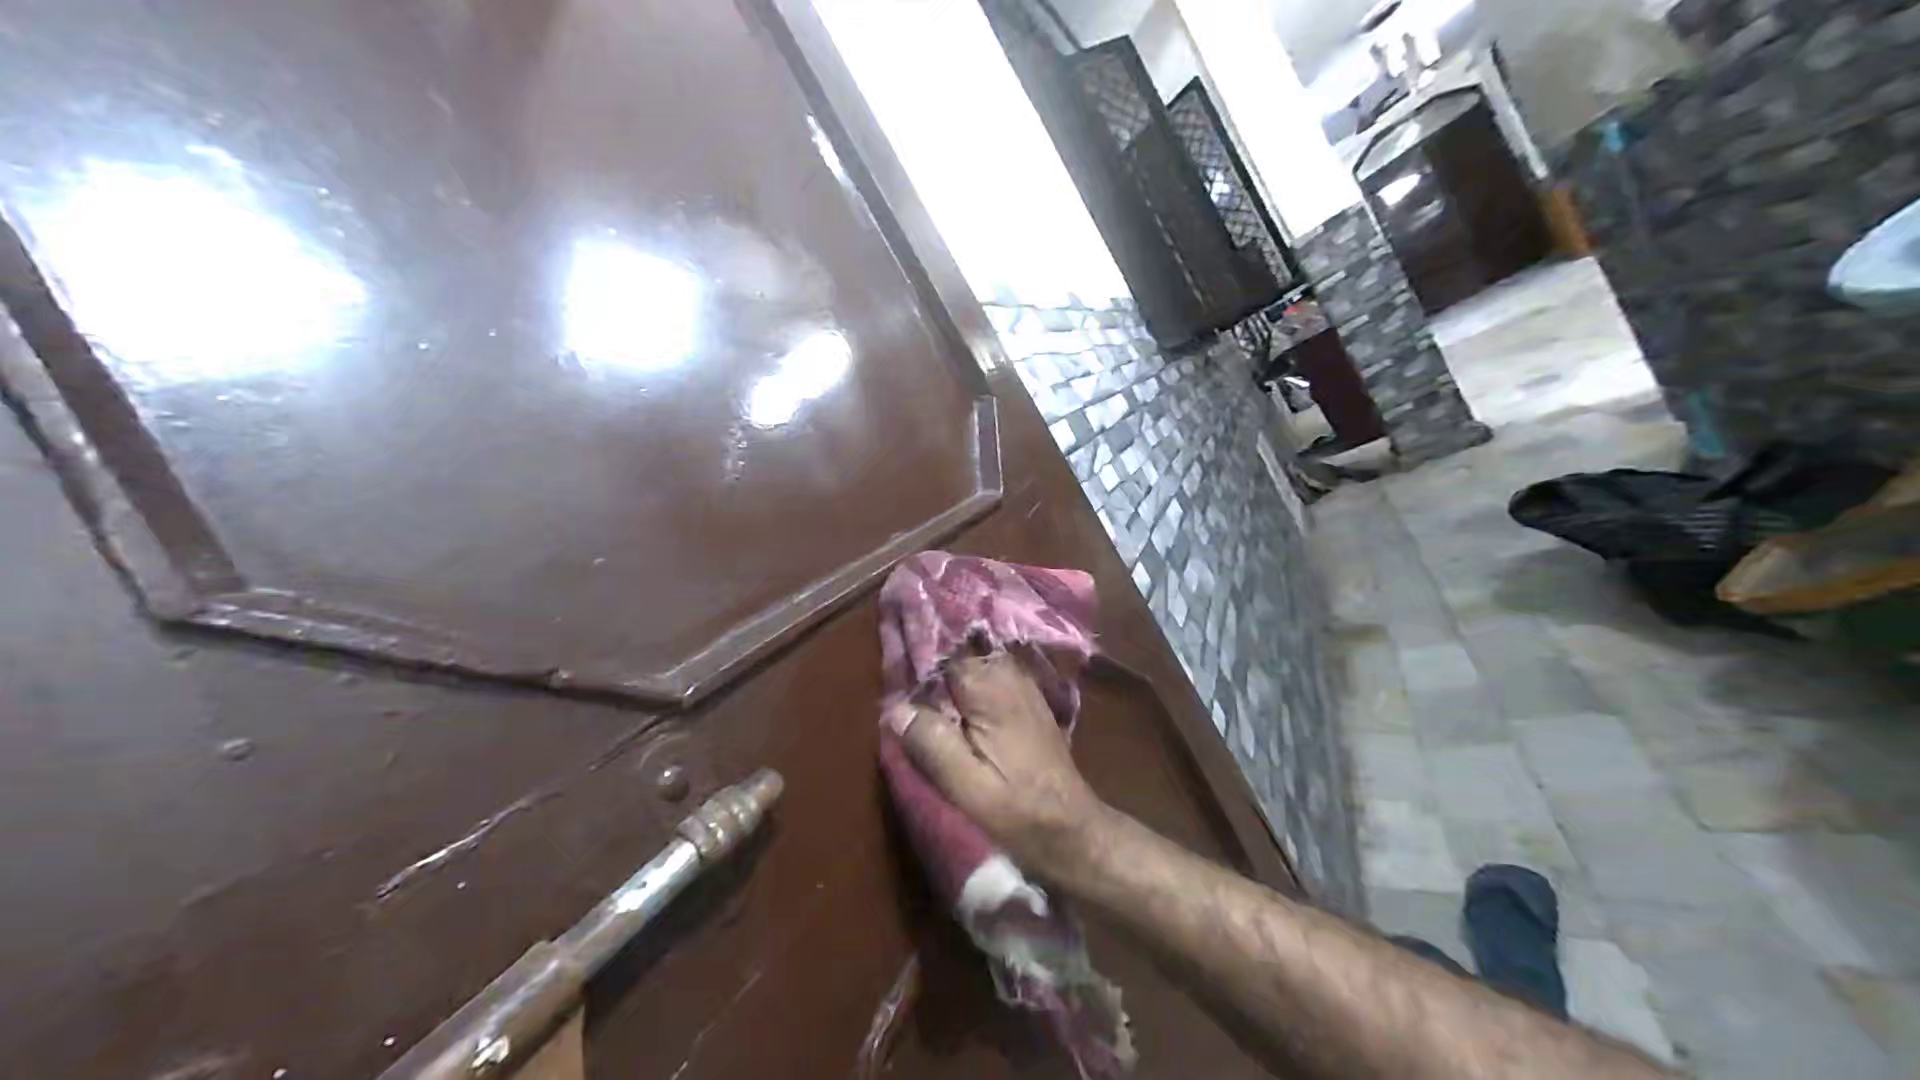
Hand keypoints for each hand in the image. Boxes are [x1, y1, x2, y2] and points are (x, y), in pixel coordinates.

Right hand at [901, 653, 1108, 869]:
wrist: (1072, 829)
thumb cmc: (1017, 810)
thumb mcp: (965, 785)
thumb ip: (930, 741)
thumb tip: (896, 708)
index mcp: (989, 687)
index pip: (939, 658)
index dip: (917, 677)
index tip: (901, 700)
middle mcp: (1008, 674)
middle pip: (957, 662)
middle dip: (934, 682)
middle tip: (914, 713)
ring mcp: (1023, 686)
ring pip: (973, 673)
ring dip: (952, 690)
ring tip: (935, 717)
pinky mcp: (1029, 702)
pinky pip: (990, 685)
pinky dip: (973, 697)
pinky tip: (965, 723)